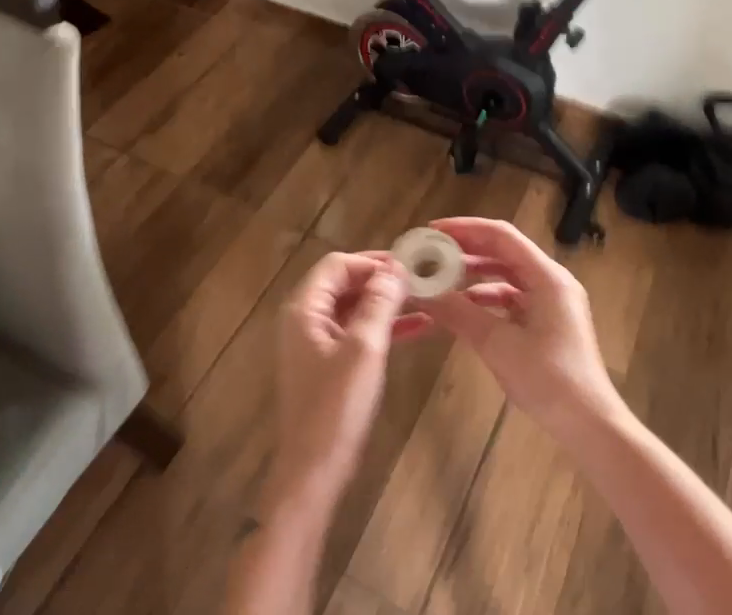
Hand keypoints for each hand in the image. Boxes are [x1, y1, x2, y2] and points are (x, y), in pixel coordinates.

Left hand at [267, 251, 429, 504]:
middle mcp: (304, 320)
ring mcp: (315, 344)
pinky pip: (357, 333)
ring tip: (428, 298)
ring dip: (387, 302)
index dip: (373, 261)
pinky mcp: (328, 366)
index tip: (411, 264)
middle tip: (423, 278)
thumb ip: (379, 303)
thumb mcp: (364, 349)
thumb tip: (397, 267)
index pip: (338, 264)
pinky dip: (384, 327)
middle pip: (345, 283)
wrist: (314, 471)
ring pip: (354, 308)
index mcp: (304, 309)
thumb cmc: (336, 407)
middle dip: (383, 279)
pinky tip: (419, 327)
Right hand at [421, 218, 626, 437]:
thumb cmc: (548, 380)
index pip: (502, 236)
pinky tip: (463, 309)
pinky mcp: (549, 324)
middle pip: (504, 252)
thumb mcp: (498, 344)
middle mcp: (552, 282)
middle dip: (467, 251)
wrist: (589, 424)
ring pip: (508, 276)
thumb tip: (421, 290)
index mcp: (548, 277)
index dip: (465, 228)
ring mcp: (553, 303)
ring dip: (475, 276)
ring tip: (441, 280)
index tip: (432, 231)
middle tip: (431, 255)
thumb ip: (459, 312)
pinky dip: (487, 299)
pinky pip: (513, 299)